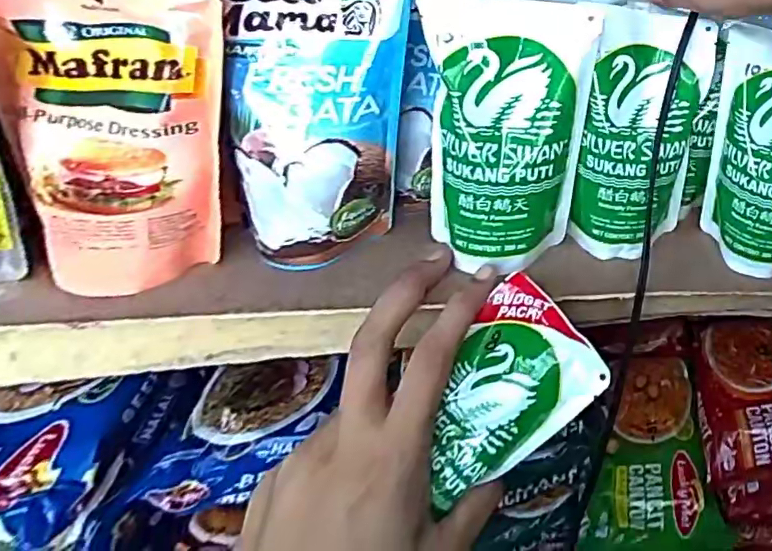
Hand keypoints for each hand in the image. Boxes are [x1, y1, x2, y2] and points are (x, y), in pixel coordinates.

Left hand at [243, 251, 504, 550]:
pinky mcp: (274, 477)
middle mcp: (347, 437)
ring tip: (392, 459)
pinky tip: (349, 498)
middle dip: (406, 288)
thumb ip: (470, 510)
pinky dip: (348, 453)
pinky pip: (323, 448)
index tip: (482, 277)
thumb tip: (498, 477)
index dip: (458, 308)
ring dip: (381, 406)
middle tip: (437, 260)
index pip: (431, 357)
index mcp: (394, 452)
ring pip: (354, 403)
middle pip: (373, 337)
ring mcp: (304, 453)